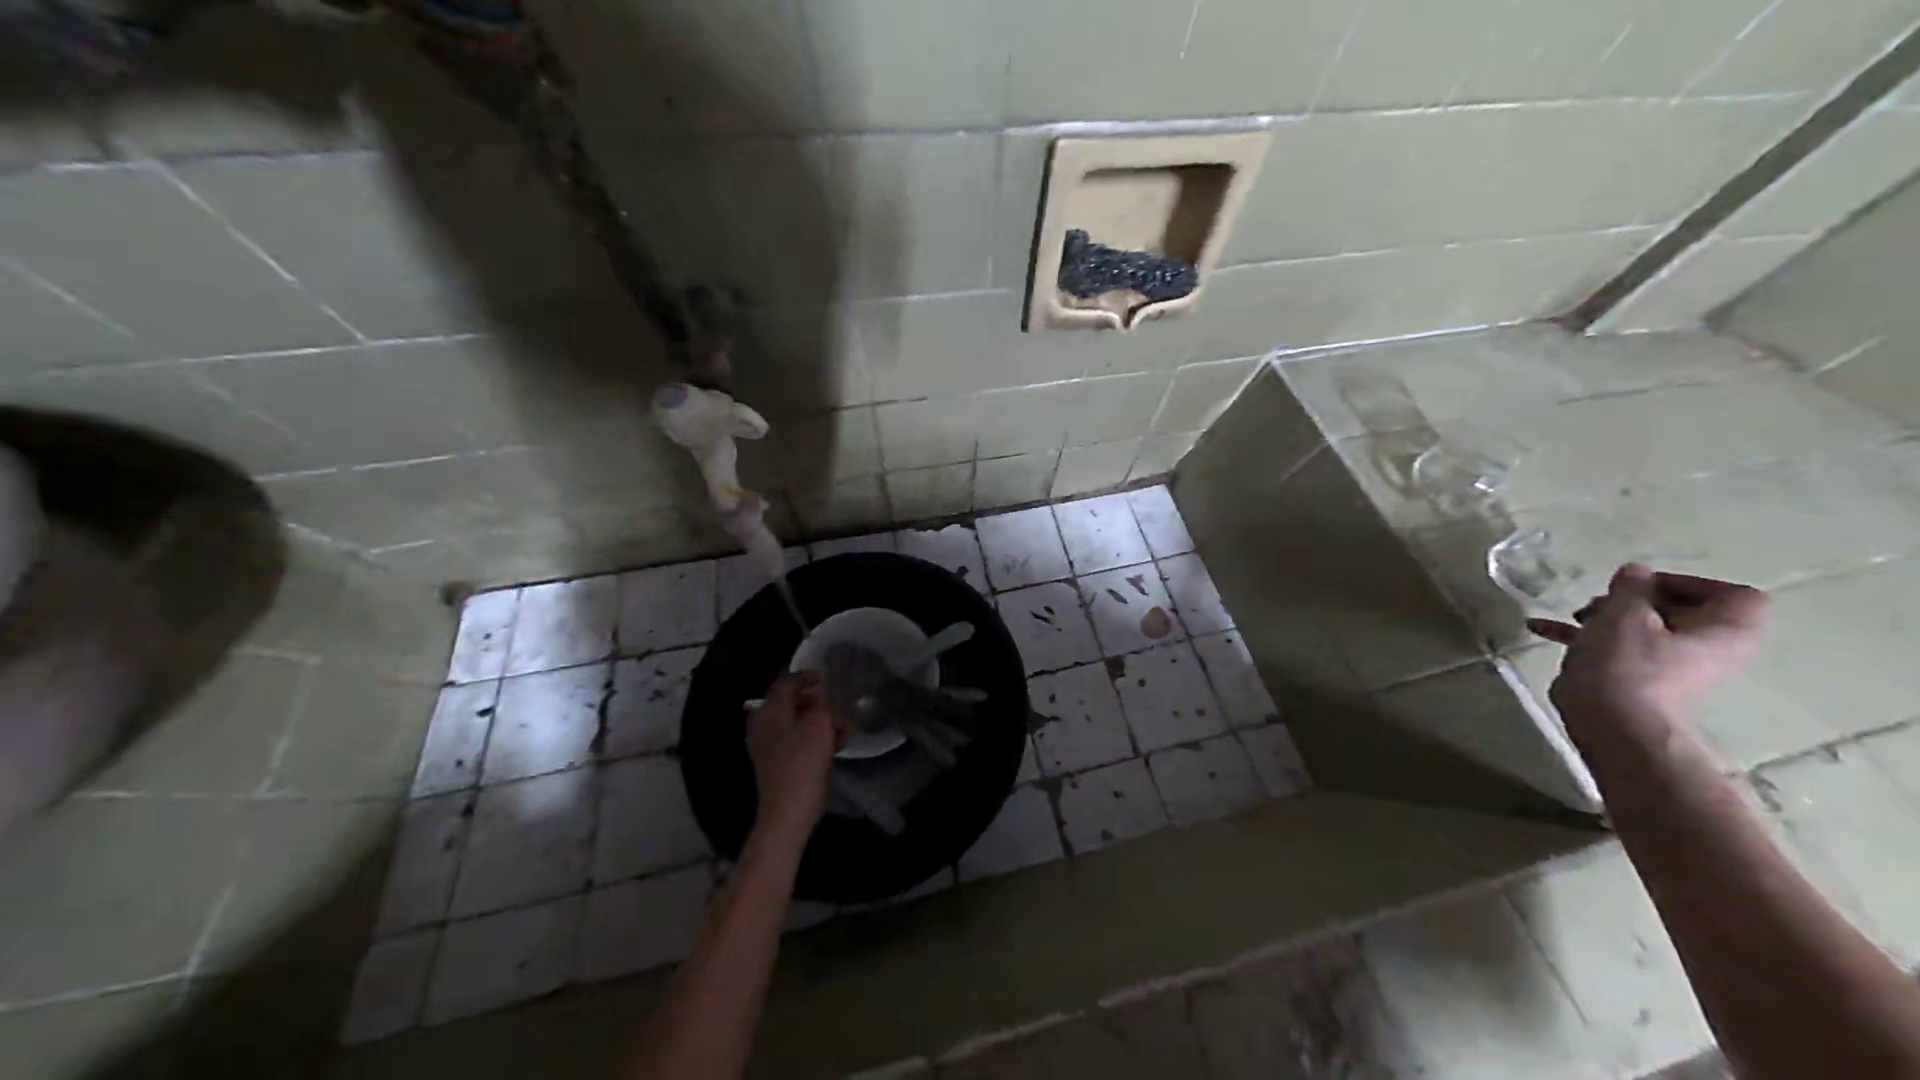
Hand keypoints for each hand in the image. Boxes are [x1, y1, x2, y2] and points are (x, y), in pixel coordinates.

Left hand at [746, 673, 843, 843]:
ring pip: (796, 722)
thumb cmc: (804, 763)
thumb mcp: (819, 725)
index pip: (787, 681)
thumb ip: (822, 701)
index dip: (808, 677)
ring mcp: (767, 744)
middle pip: (792, 702)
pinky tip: (833, 746)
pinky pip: (795, 739)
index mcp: (770, 710)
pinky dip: (812, 738)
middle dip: (819, 703)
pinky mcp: (775, 761)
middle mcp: (764, 723)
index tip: (829, 681)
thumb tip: (822, 689)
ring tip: (843, 731)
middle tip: (840, 709)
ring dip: (820, 722)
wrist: (787, 812)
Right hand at [1529, 564, 1769, 731]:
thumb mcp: (1624, 613)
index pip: (1730, 593)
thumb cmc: (1627, 663)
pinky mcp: (1641, 678)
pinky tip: (1541, 628)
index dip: (1686, 583)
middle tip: (1602, 601)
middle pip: (1680, 609)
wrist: (1611, 723)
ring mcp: (1675, 666)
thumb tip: (1635, 573)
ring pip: (1645, 628)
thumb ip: (1631, 586)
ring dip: (1606, 615)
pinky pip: (1620, 648)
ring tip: (1575, 616)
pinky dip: (1587, 636)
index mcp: (1727, 629)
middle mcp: (1711, 647)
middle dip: (1634, 599)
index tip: (1640, 586)